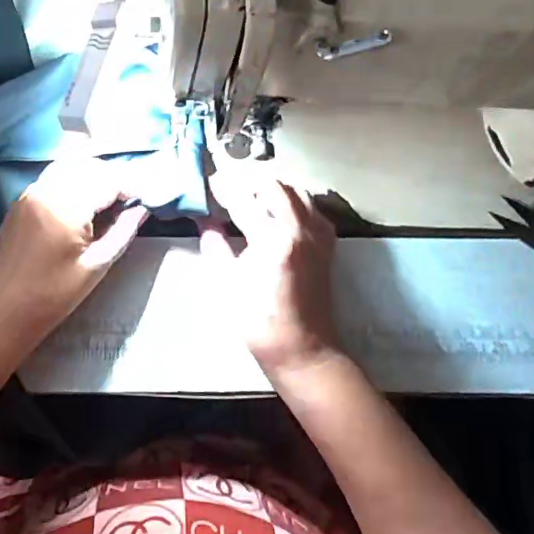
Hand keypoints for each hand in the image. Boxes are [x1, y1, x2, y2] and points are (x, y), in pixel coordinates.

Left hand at [0, 157, 149, 338]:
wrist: (2, 310)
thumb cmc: (51, 295)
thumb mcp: (95, 266)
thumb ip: (122, 232)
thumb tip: (141, 209)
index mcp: (65, 206)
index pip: (107, 179)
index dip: (131, 187)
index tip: (144, 202)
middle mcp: (46, 190)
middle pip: (88, 167)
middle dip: (113, 178)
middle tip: (130, 202)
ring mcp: (30, 193)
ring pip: (69, 167)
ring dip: (93, 176)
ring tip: (109, 202)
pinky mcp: (21, 200)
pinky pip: (53, 177)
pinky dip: (73, 180)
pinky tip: (83, 203)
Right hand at [201, 171, 342, 376]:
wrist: (302, 349)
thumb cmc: (258, 320)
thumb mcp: (226, 282)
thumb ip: (215, 245)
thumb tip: (205, 221)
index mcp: (274, 239)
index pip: (244, 201)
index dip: (223, 191)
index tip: (209, 183)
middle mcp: (301, 230)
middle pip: (275, 187)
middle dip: (250, 186)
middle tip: (229, 195)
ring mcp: (318, 236)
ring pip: (298, 193)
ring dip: (274, 191)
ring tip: (253, 202)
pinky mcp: (327, 245)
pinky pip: (312, 209)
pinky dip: (294, 203)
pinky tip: (279, 215)